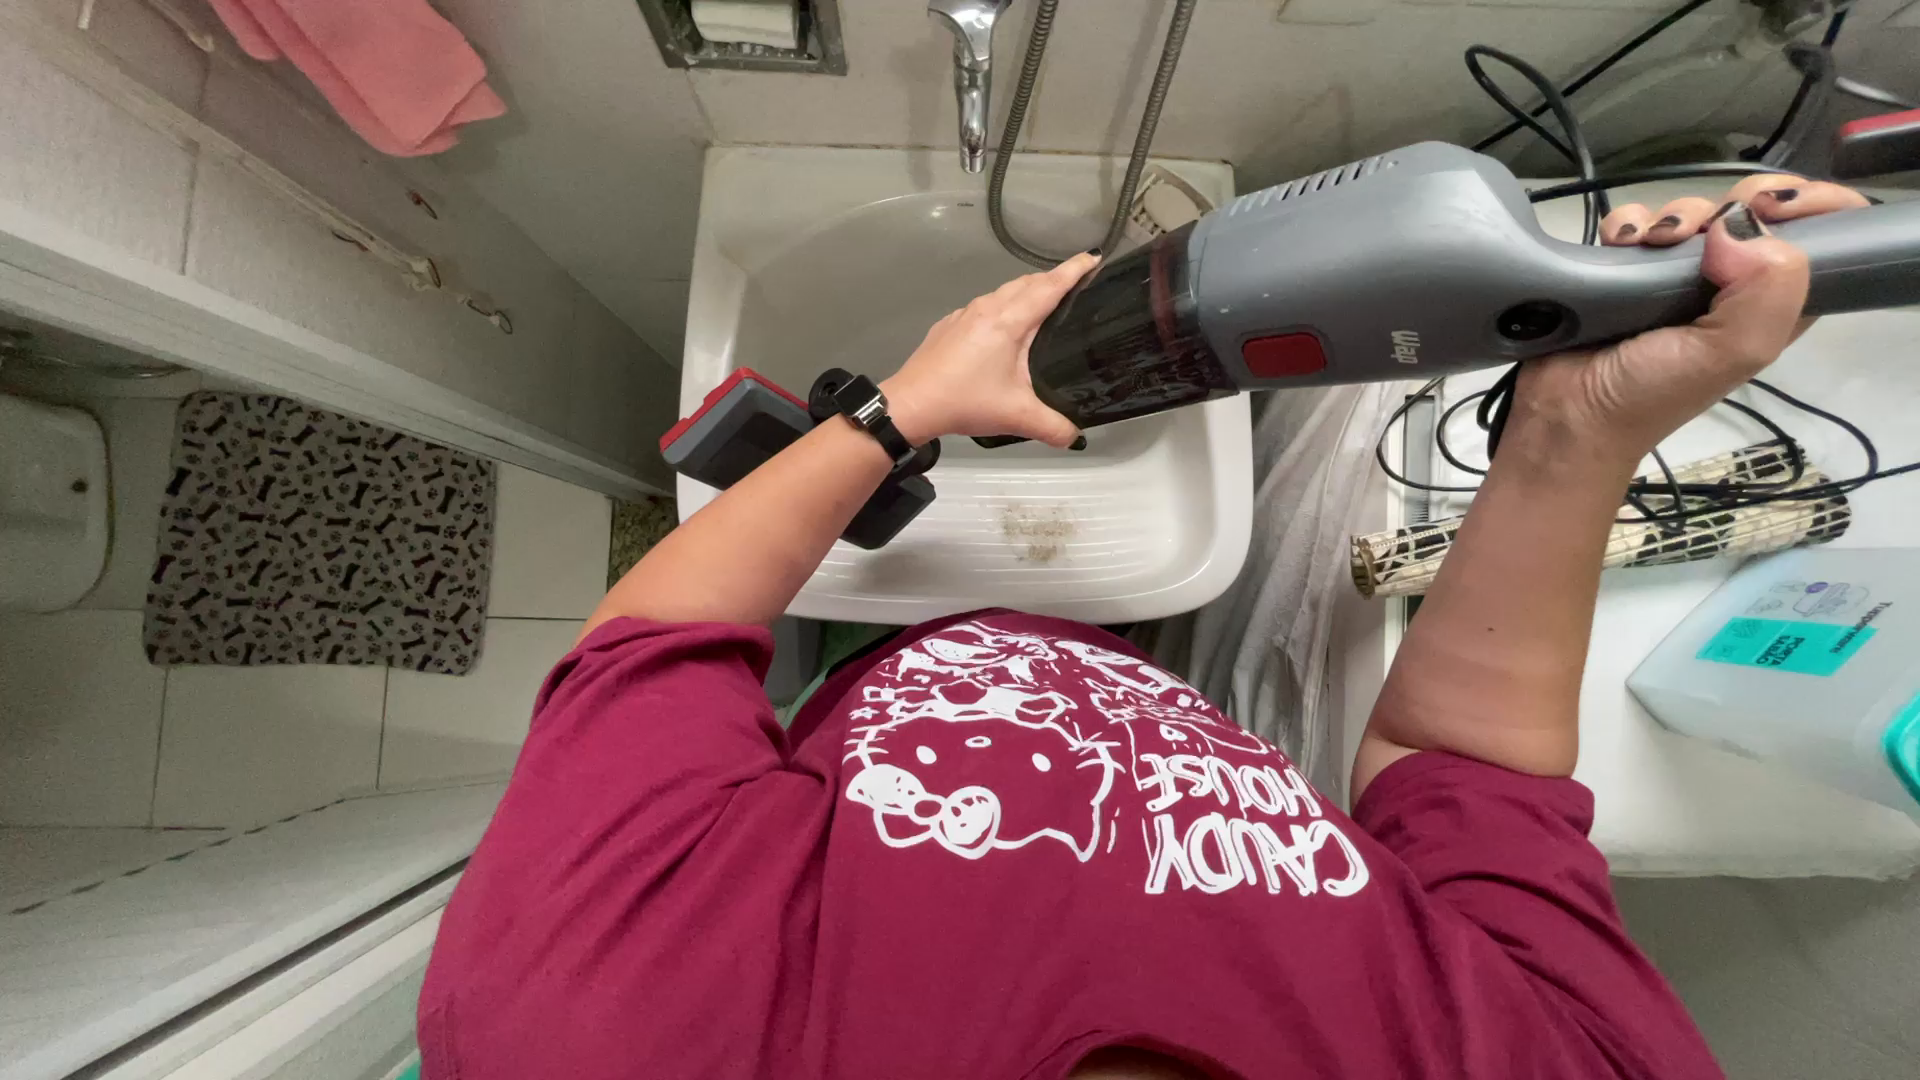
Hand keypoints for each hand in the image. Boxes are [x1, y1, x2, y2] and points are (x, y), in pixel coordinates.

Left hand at [880, 252, 1101, 447]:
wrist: (911, 405)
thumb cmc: (965, 402)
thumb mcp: (1017, 417)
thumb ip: (1053, 427)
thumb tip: (1075, 437)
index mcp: (1008, 321)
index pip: (1049, 287)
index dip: (1074, 271)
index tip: (1093, 257)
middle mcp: (987, 308)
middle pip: (1026, 283)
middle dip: (1053, 279)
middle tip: (1074, 286)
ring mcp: (964, 315)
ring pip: (1003, 293)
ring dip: (1025, 292)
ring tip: (1042, 306)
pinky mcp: (948, 326)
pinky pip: (983, 307)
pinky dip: (1001, 308)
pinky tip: (1002, 330)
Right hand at [1512, 176, 1869, 460]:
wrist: (1565, 416)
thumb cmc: (1651, 392)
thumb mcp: (1738, 349)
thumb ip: (1768, 286)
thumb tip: (1731, 224)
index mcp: (1768, 299)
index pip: (1816, 231)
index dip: (1807, 204)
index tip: (1770, 207)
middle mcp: (1721, 282)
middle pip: (1747, 211)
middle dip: (1727, 207)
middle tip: (1698, 233)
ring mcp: (1661, 277)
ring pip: (1684, 214)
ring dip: (1667, 218)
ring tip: (1645, 245)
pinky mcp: (1610, 275)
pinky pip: (1625, 228)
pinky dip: (1622, 225)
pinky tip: (1615, 244)